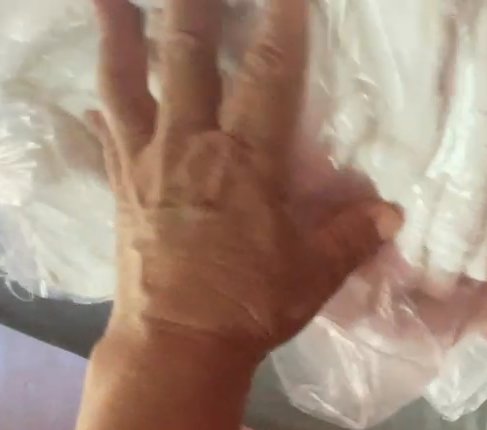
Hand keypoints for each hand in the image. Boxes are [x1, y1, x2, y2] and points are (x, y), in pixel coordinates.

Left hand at [88, 0, 401, 362]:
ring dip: (119, 24)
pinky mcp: (120, 182)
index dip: (281, 26)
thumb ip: (351, 236)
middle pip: (188, 53)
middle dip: (196, 1)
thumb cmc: (254, 304)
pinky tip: (94, 88)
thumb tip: (392, 212)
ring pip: (127, 74)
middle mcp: (191, 144)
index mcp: (247, 163)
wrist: (181, 339)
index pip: (270, 78)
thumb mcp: (316, 274)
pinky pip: (104, 126)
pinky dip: (101, 99)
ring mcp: (146, 158)